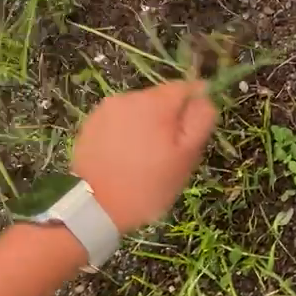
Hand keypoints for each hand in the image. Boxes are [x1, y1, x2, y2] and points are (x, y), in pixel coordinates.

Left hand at [71, 80, 217, 231]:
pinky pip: (119, 121)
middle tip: (170, 153)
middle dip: (170, 119)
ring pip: (139, 110)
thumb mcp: (186, 156)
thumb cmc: (149, 184)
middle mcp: (128, 97)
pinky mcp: (90, 124)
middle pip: (161, 99)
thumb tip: (205, 98)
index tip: (194, 131)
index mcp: (155, 103)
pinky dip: (127, 133)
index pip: (186, 88)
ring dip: (148, 126)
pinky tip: (125, 158)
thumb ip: (200, 121)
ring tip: (146, 158)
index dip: (195, 106)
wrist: (95, 206)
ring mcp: (105, 110)